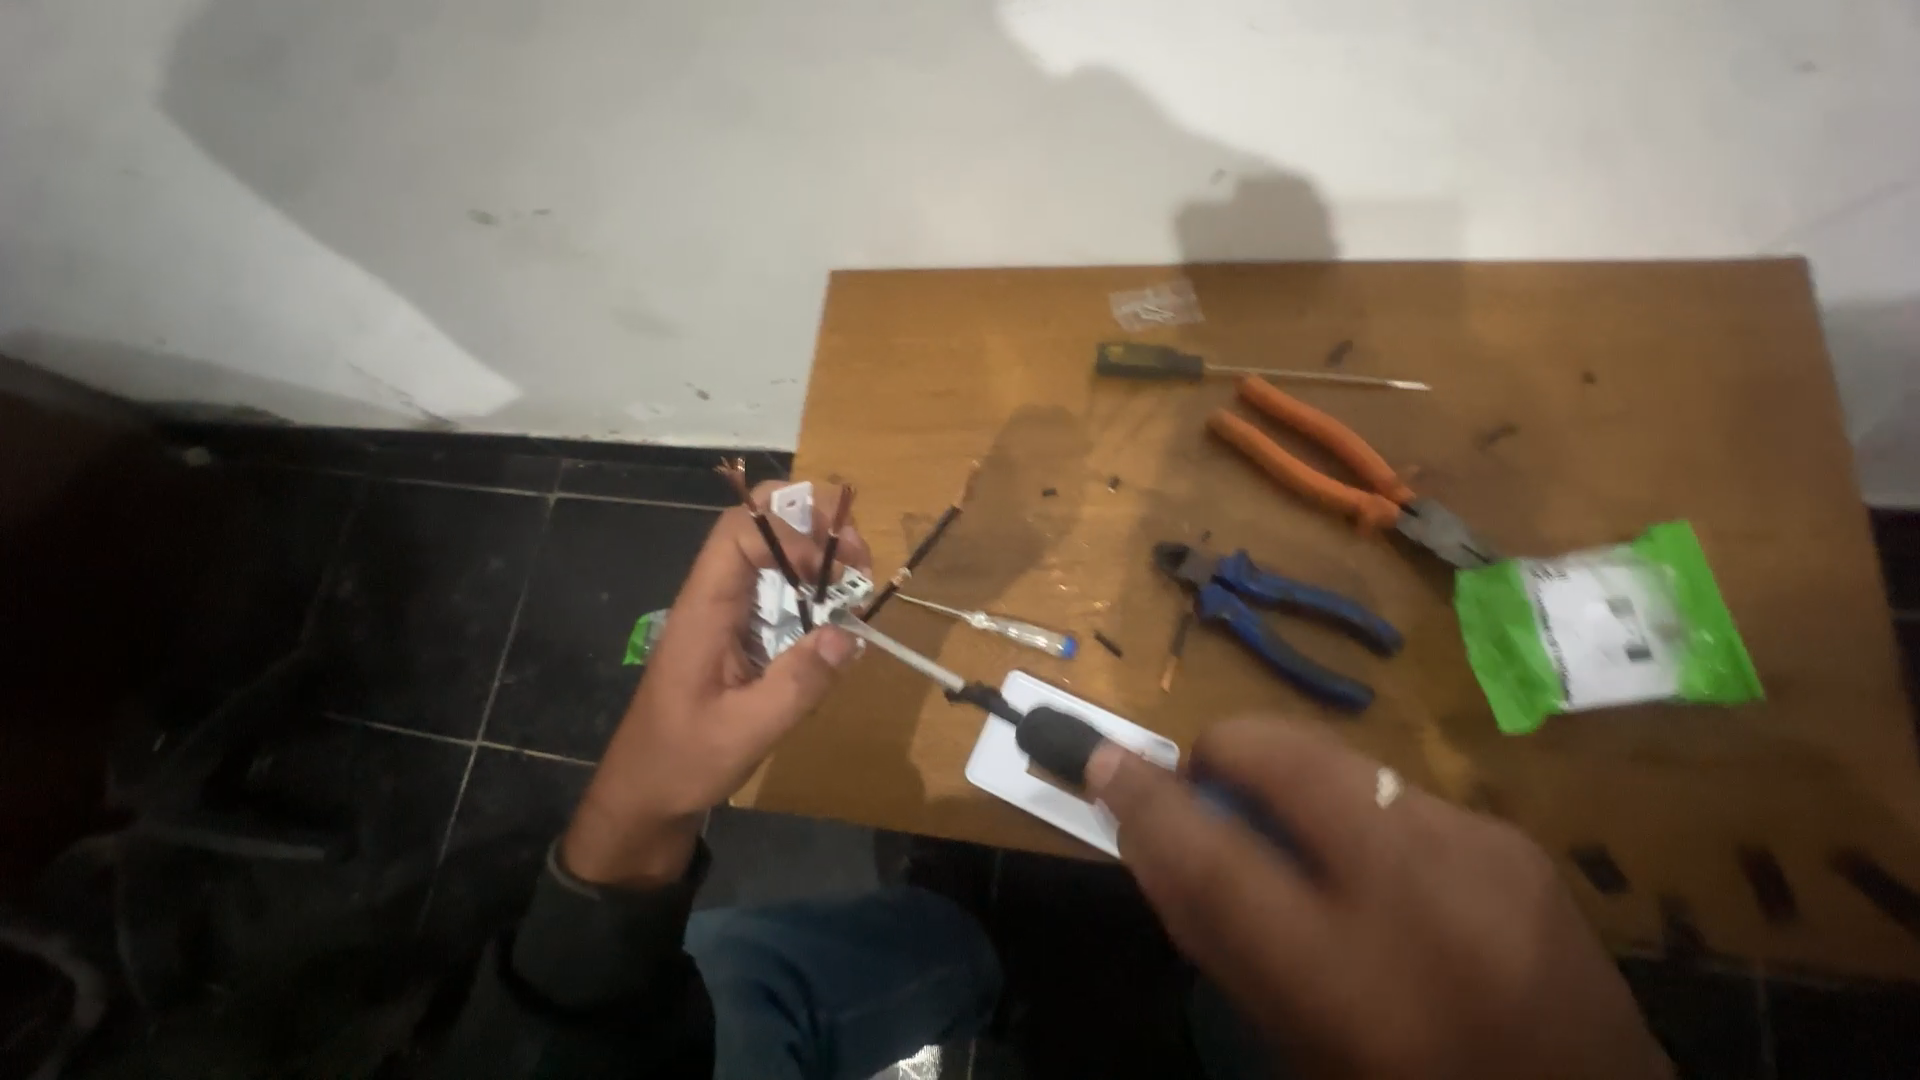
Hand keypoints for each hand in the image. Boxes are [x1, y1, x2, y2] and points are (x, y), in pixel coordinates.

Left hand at [561, 482, 868, 887]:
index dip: (794, 535)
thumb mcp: (745, 732)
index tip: (834, 571)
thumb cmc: (682, 762)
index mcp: (704, 608)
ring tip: (858, 580)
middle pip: (756, 519)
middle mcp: (716, 595)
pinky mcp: (743, 629)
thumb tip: (850, 636)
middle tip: (858, 553)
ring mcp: (728, 608)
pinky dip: (816, 585)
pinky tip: (842, 612)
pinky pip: (780, 586)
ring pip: (771, 546)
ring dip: (820, 548)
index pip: (740, 532)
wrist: (644, 793)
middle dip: (812, 518)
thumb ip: (797, 684)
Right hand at [1087, 717, 1670, 1079]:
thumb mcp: (1290, 1038)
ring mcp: (1482, 853)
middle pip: (1284, 756)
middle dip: (1225, 751)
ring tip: (1303, 846)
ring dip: (1292, 784)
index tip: (1104, 761)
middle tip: (1211, 794)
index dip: (1146, 798)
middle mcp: (1422, 894)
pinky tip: (1382, 874)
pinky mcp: (1514, 840)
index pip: (1214, 856)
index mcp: (1352, 981)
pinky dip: (1357, 811)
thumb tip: (1149, 829)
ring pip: (1336, 760)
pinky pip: (1397, 792)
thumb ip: (1212, 929)